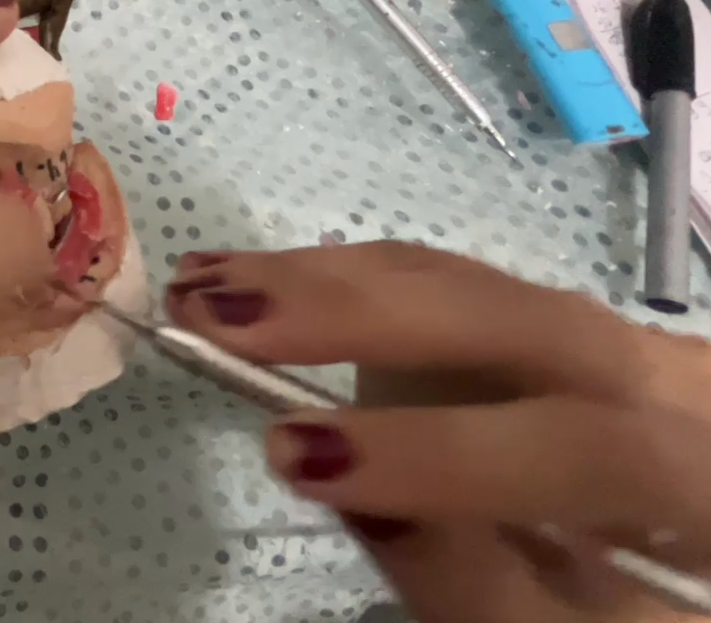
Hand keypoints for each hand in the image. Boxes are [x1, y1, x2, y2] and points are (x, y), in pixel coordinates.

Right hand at [166, 242, 710, 622]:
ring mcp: (592, 328)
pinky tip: (236, 272)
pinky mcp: (518, 305)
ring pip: (447, 276)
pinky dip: (317, 270)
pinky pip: (418, 272)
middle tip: (211, 312)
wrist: (671, 557)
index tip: (287, 456)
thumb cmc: (608, 613)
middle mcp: (673, 381)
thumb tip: (330, 477)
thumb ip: (464, 581)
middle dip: (346, 313)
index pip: (602, 451)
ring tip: (194, 284)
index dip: (442, 450)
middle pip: (515, 319)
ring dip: (306, 276)